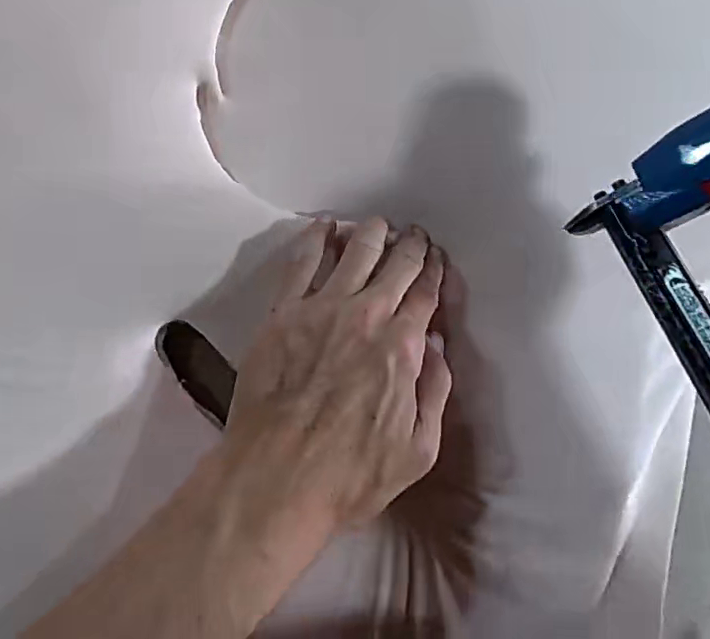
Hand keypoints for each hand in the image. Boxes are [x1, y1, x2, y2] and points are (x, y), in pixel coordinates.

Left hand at [23, 217, 454, 638]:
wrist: (272, 482)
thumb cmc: (348, 475)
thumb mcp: (417, 450)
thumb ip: (435, 393)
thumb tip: (436, 348)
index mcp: (402, 346)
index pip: (425, 293)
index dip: (435, 271)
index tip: (437, 260)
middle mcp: (368, 315)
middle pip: (398, 263)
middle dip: (412, 245)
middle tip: (415, 236)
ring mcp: (324, 308)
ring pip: (357, 249)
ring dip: (373, 232)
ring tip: (379, 226)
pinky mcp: (284, 312)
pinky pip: (302, 261)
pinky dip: (317, 237)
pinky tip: (326, 225)